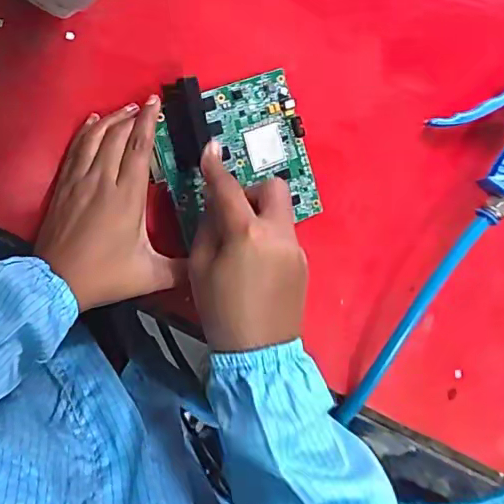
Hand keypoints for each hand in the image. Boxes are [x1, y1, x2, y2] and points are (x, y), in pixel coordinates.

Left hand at [36, 97, 182, 309]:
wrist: (56, 282)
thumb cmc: (104, 276)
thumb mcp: (149, 276)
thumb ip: (181, 269)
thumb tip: (206, 264)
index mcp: (127, 196)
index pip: (139, 148)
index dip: (148, 121)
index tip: (155, 103)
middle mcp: (102, 180)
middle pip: (117, 136)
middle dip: (132, 116)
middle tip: (144, 105)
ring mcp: (80, 180)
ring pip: (95, 138)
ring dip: (111, 119)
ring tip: (123, 109)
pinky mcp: (64, 185)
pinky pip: (76, 149)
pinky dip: (85, 131)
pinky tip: (92, 122)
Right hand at [187, 140, 307, 351]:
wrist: (259, 354)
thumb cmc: (220, 310)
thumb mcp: (201, 265)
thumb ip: (208, 226)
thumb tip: (216, 204)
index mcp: (247, 232)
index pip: (228, 188)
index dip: (215, 167)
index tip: (210, 149)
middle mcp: (278, 233)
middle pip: (272, 187)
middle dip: (251, 191)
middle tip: (232, 212)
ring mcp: (295, 248)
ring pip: (279, 212)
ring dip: (259, 215)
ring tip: (241, 243)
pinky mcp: (303, 263)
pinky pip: (284, 235)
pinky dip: (268, 236)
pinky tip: (255, 263)